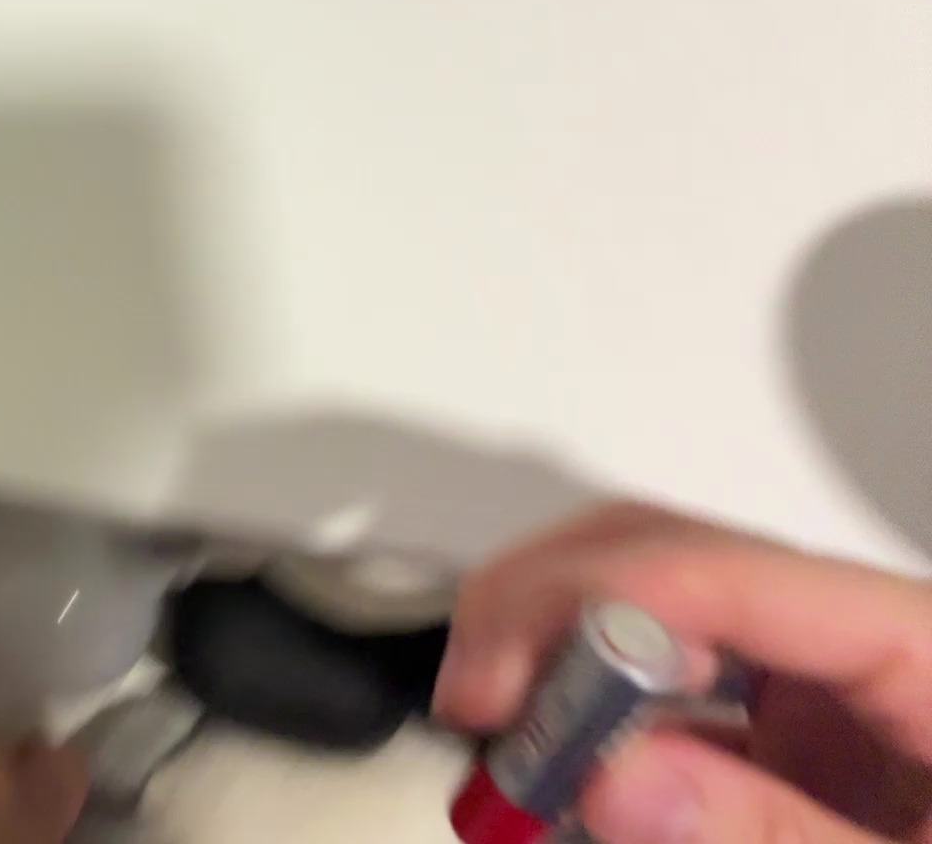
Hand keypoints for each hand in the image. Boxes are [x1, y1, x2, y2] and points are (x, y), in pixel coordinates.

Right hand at [433, 502, 931, 843]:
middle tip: (476, 698)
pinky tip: (563, 757)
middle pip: (647, 548)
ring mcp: (814, 666)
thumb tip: (615, 782)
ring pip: (627, 588)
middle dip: (534, 607)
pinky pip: (646, 665)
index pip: (712, 573)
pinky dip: (580, 697)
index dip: (581, 611)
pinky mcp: (780, 710)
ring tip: (504, 730)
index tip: (498, 696)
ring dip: (541, 644)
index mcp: (929, 649)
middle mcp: (857, 628)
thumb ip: (787, 843)